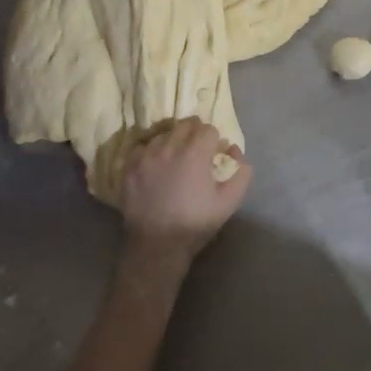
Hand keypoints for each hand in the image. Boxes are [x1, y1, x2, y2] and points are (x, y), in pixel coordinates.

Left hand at [119, 118, 251, 262]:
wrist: (158, 245)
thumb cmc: (196, 223)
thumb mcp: (230, 201)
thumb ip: (241, 171)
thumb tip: (233, 149)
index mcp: (194, 153)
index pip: (208, 129)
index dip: (214, 140)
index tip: (214, 153)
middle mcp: (168, 147)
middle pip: (185, 125)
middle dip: (195, 134)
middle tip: (197, 152)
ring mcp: (145, 156)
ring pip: (163, 134)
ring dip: (173, 141)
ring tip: (175, 159)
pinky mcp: (129, 166)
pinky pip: (142, 147)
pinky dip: (152, 151)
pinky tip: (156, 166)